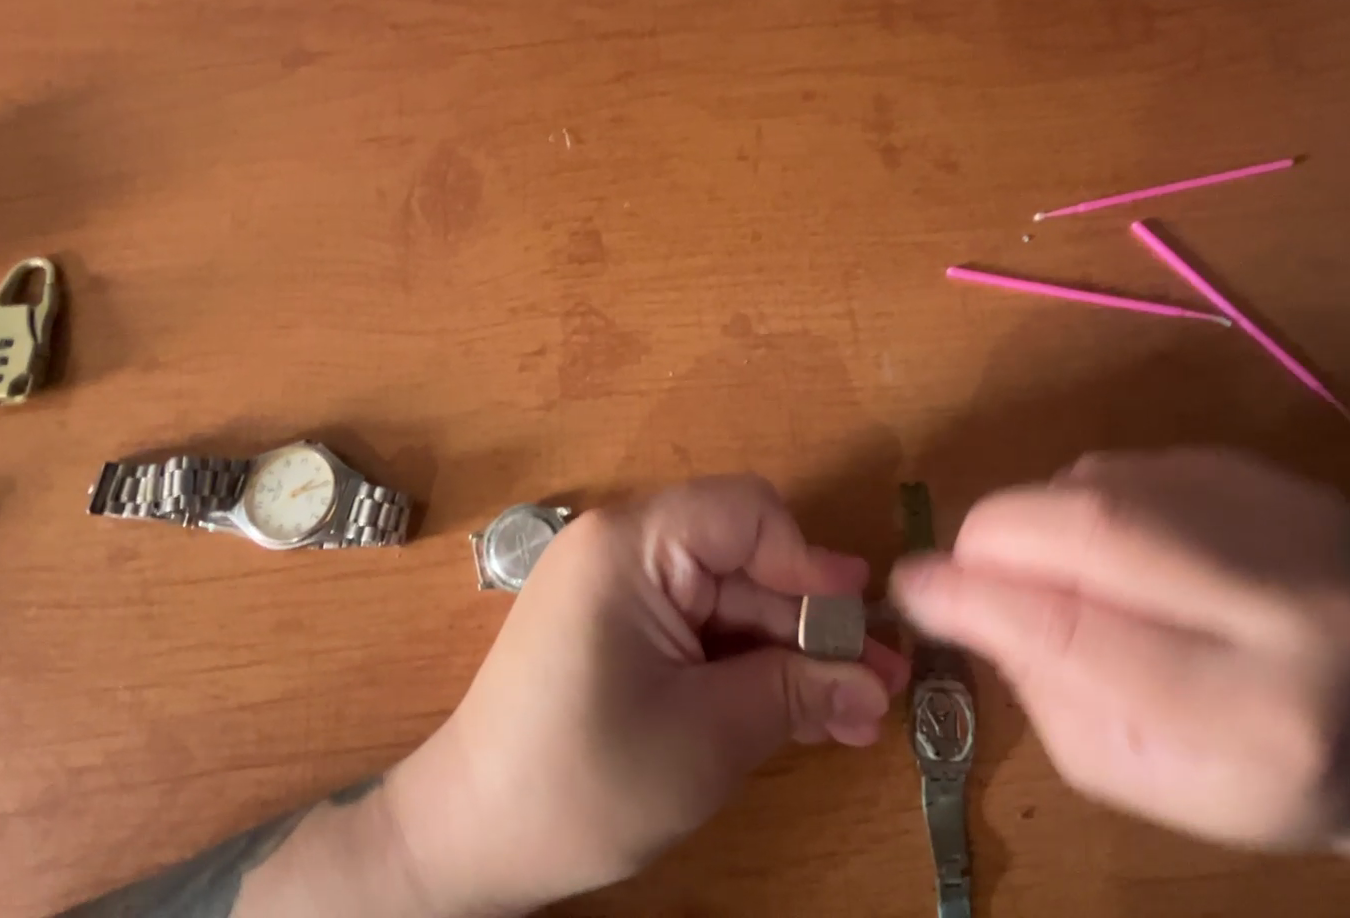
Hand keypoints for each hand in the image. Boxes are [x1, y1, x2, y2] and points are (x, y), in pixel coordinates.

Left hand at [387, 476, 909, 914]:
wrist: (471, 836)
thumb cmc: (583, 780)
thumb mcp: (709, 736)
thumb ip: (798, 692)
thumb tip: (878, 683)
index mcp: (629, 545)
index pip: (746, 512)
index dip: (809, 561)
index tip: (858, 622)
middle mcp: (623, 548)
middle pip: (744, 560)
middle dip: (810, 622)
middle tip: (878, 684)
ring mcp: (620, 590)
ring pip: (731, 601)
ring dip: (790, 652)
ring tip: (854, 712)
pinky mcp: (622, 629)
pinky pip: (701, 629)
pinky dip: (749, 666)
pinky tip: (801, 712)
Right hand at [891, 448, 1349, 848]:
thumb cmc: (1230, 772)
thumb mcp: (1115, 765)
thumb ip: (1034, 675)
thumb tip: (948, 585)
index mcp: (1253, 714)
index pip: (1078, 631)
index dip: (976, 597)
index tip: (910, 583)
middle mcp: (1294, 606)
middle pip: (1097, 523)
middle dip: (996, 534)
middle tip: (963, 565)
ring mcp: (1296, 525)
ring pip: (1099, 484)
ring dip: (1042, 522)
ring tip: (1069, 578)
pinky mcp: (1280, 479)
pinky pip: (1127, 467)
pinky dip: (1086, 504)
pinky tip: (1122, 553)